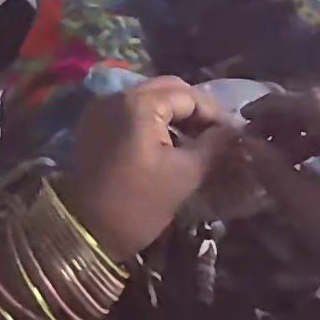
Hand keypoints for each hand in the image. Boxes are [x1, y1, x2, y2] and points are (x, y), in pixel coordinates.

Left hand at [56, 77, 234, 256]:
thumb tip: (233, 131)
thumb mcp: (184, 175)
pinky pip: (129, 110)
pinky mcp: (92, 125)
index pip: (189, 95)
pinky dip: (150, 120)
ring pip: (147, 98)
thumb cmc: (139, 203)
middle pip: (166, 89)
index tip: (233, 134)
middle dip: (193, 109)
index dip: (215, 114)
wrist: (86, 231)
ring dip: (172, 114)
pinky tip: (166, 142)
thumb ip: (213, 146)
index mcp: (139, 103)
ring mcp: (100, 109)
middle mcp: (116, 95)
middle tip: (214, 134)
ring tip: (194, 140)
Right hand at [240, 88, 319, 319]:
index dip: (276, 106)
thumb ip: (275, 172)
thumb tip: (245, 142)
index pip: (317, 105)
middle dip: (292, 111)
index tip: (245, 116)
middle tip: (259, 130)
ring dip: (312, 122)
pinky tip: (312, 152)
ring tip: (281, 144)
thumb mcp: (311, 215)